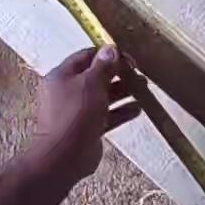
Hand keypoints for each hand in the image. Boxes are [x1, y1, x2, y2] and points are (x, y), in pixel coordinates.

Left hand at [27, 46, 141, 179]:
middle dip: (118, 74)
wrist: (64, 156)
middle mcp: (67, 92)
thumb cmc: (75, 114)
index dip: (105, 54)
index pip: (84, 57)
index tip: (127, 56)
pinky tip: (139, 108)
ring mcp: (77, 111)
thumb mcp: (91, 84)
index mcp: (61, 76)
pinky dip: (121, 111)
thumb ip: (102, 67)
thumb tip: (110, 49)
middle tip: (138, 73)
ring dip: (123, 91)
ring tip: (144, 88)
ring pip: (102, 96)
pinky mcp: (87, 128)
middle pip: (95, 77)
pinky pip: (106, 115)